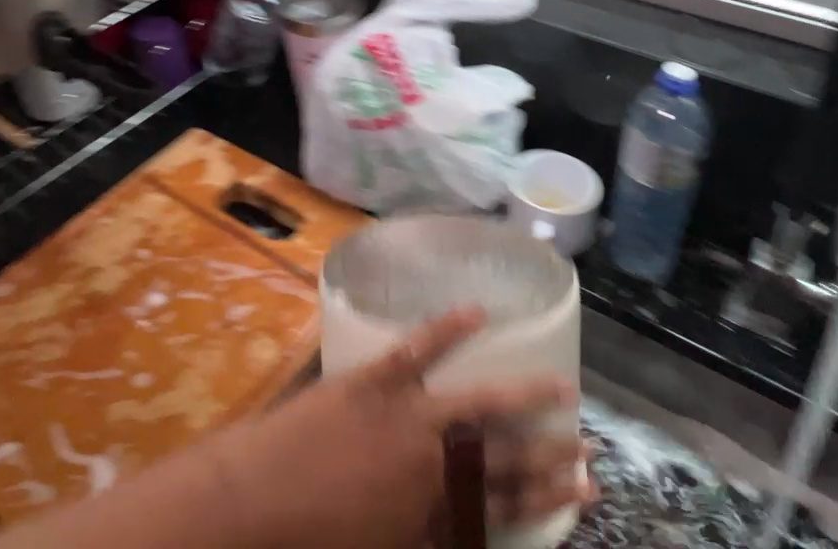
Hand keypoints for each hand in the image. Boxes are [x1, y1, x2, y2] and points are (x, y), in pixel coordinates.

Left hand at [207, 307, 591, 548]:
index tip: (584, 488)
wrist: (249, 507)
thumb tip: (457, 525)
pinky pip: (416, 350)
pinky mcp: (371, 381)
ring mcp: (405, 416)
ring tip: (563, 386)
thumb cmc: (310, 543)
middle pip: (504, 459)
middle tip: (589, 446)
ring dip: (522, 393)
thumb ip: (426, 535)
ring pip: (477, 403)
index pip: (506, 505)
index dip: (547, 498)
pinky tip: (477, 311)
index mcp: (435, 514)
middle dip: (550, 454)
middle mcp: (433, 466)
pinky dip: (446, 328)